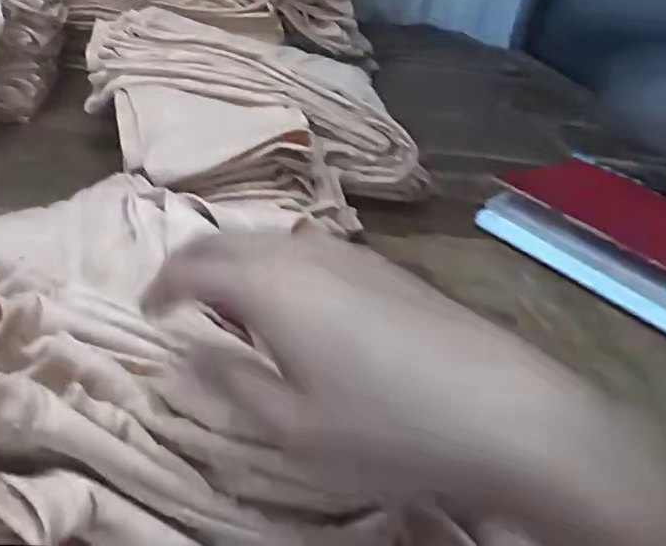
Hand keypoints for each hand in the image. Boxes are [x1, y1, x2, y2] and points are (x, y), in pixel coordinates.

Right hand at [143, 233, 665, 545]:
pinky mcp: (371, 260)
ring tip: (229, 303)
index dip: (157, 288)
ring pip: (257, 240)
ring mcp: (334, 249)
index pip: (185, 268)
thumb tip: (184, 352)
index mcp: (259, 282)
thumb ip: (227, 380)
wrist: (517, 414)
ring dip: (227, 262)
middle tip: (176, 300)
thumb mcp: (294, 425)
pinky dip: (267, 264)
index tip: (148, 311)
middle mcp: (288, 250)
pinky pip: (295, 247)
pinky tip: (290, 301)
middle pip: (216, 242)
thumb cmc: (387, 424)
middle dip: (186, 266)